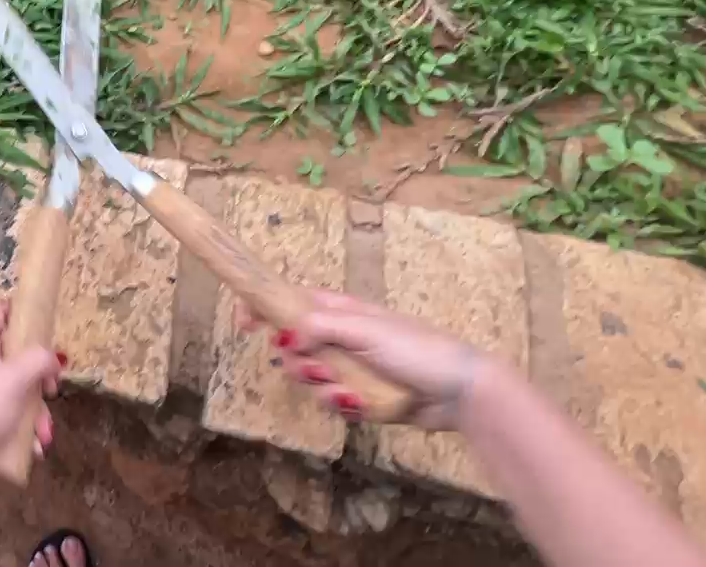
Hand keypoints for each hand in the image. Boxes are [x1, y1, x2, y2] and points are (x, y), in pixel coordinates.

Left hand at [0, 301, 59, 484]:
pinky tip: (32, 448)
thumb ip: (37, 360)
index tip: (47, 325)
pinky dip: (25, 431)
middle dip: (40, 377)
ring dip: (36, 413)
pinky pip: (12, 417)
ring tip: (42, 435)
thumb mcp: (12, 378)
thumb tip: (54, 357)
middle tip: (51, 389)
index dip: (22, 310)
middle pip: (18, 355)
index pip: (0, 310)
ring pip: (19, 391)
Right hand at [253, 289, 486, 429]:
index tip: (243, 323)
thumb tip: (282, 337)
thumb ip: (317, 327)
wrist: (462, 392)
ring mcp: (346, 367)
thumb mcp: (363, 329)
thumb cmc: (415, 349)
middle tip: (317, 368)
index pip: (286, 301)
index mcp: (335, 310)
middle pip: (290, 345)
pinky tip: (359, 405)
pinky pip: (328, 400)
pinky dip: (339, 404)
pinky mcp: (357, 395)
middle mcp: (334, 336)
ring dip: (320, 385)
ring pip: (306, 375)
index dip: (261, 308)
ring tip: (345, 391)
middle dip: (298, 361)